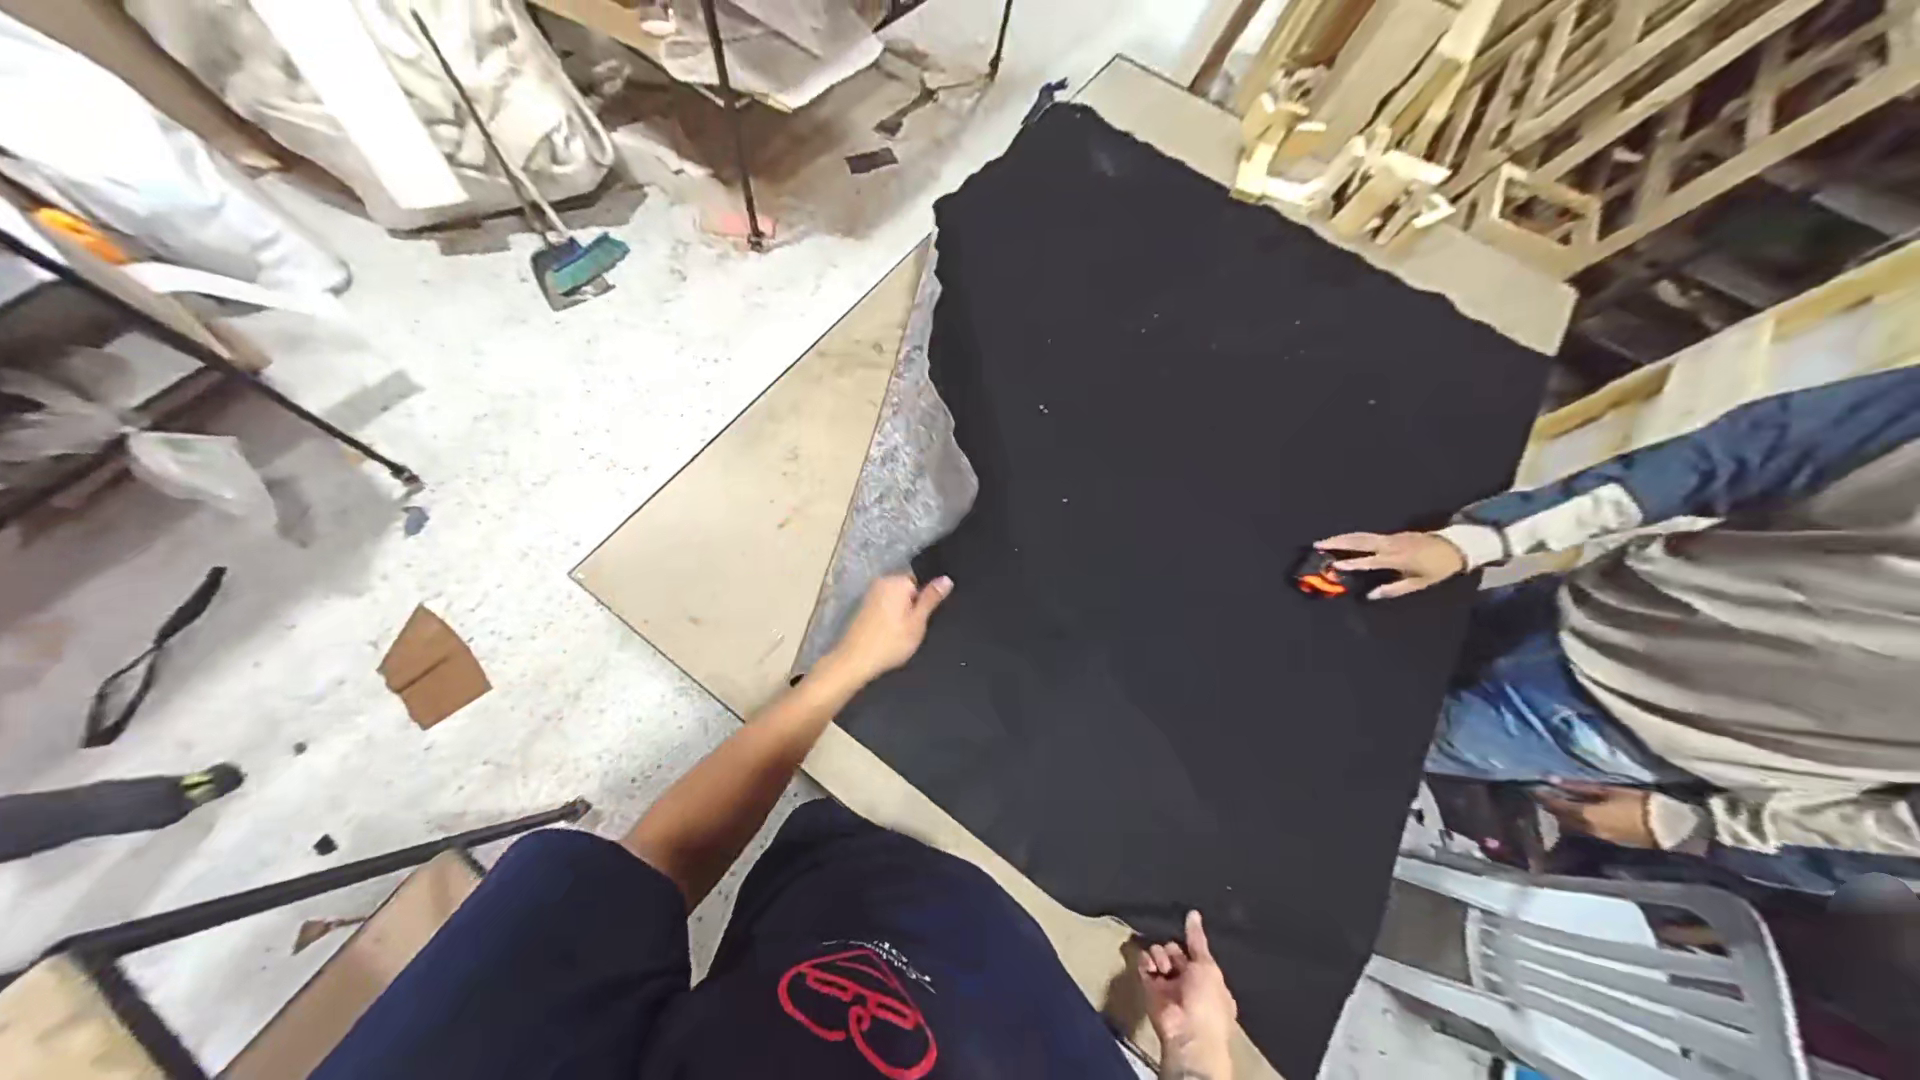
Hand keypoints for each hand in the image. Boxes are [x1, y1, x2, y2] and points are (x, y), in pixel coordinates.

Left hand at [818, 574, 951, 687]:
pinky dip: (891, 616)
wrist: (855, 661)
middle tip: (916, 626)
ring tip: (904, 632)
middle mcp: (882, 582)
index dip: (927, 597)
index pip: (921, 578)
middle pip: (908, 588)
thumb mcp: (918, 621)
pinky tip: (892, 633)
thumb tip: (946, 578)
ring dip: (903, 611)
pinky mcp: (865, 606)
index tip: (927, 615)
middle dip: (915, 604)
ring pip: (897, 598)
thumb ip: (931, 598)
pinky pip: (886, 605)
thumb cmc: (891, 642)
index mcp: (897, 581)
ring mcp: (871, 594)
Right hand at [1139, 911, 1236, 1078]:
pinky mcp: (1149, 989)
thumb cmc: (1207, 1001)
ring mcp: (1167, 985)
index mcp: (1207, 979)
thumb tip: (1193, 912)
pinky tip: (1151, 966)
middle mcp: (1187, 982)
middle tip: (1175, 961)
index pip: (1195, 953)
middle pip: (1174, 951)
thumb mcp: (1208, 966)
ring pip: (1159, 955)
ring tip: (1163, 967)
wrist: (1187, 1034)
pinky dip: (1145, 962)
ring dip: (1160, 956)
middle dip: (1172, 951)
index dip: (1190, 944)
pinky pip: (1144, 966)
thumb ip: (1197, 939)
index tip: (1184, 930)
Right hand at [1314, 531, 1465, 599]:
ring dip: (1341, 537)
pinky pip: (1367, 534)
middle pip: (1360, 542)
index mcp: (1396, 559)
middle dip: (1338, 543)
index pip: (1369, 561)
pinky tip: (1342, 539)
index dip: (1352, 563)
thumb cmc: (1437, 569)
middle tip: (1318, 545)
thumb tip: (1371, 595)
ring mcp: (1390, 537)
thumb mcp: (1420, 583)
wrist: (1455, 546)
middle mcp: (1390, 545)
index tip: (1334, 565)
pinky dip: (1352, 536)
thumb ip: (1394, 589)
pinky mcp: (1391, 534)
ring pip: (1361, 535)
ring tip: (1323, 541)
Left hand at [1535, 782, 1655, 847]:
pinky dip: (1576, 820)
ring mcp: (1600, 837)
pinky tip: (1577, 812)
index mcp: (1585, 815)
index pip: (1555, 805)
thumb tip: (1551, 779)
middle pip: (1560, 817)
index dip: (1542, 796)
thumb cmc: (1641, 804)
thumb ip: (1578, 787)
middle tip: (1544, 793)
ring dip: (1562, 814)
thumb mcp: (1608, 790)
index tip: (1533, 787)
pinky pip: (1585, 829)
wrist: (1673, 829)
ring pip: (1571, 825)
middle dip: (1550, 806)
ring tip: (1559, 801)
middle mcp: (1588, 829)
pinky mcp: (1611, 840)